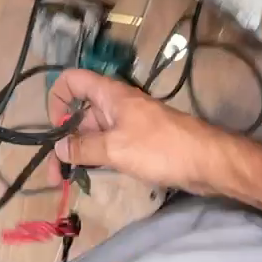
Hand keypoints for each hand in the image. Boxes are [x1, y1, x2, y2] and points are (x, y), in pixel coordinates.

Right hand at [47, 68, 241, 194]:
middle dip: (64, 140)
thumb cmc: (159, 147)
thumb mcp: (116, 148)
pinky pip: (109, 144)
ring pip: (94, 132)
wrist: (206, 161)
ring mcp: (127, 123)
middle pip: (80, 113)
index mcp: (108, 94)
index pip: (72, 80)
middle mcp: (115, 104)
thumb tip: (59, 147)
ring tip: (67, 181)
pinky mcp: (139, 142)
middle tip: (55, 175)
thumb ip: (84, 148)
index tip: (55, 128)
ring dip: (79, 153)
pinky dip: (97, 157)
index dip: (57, 98)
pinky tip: (91, 175)